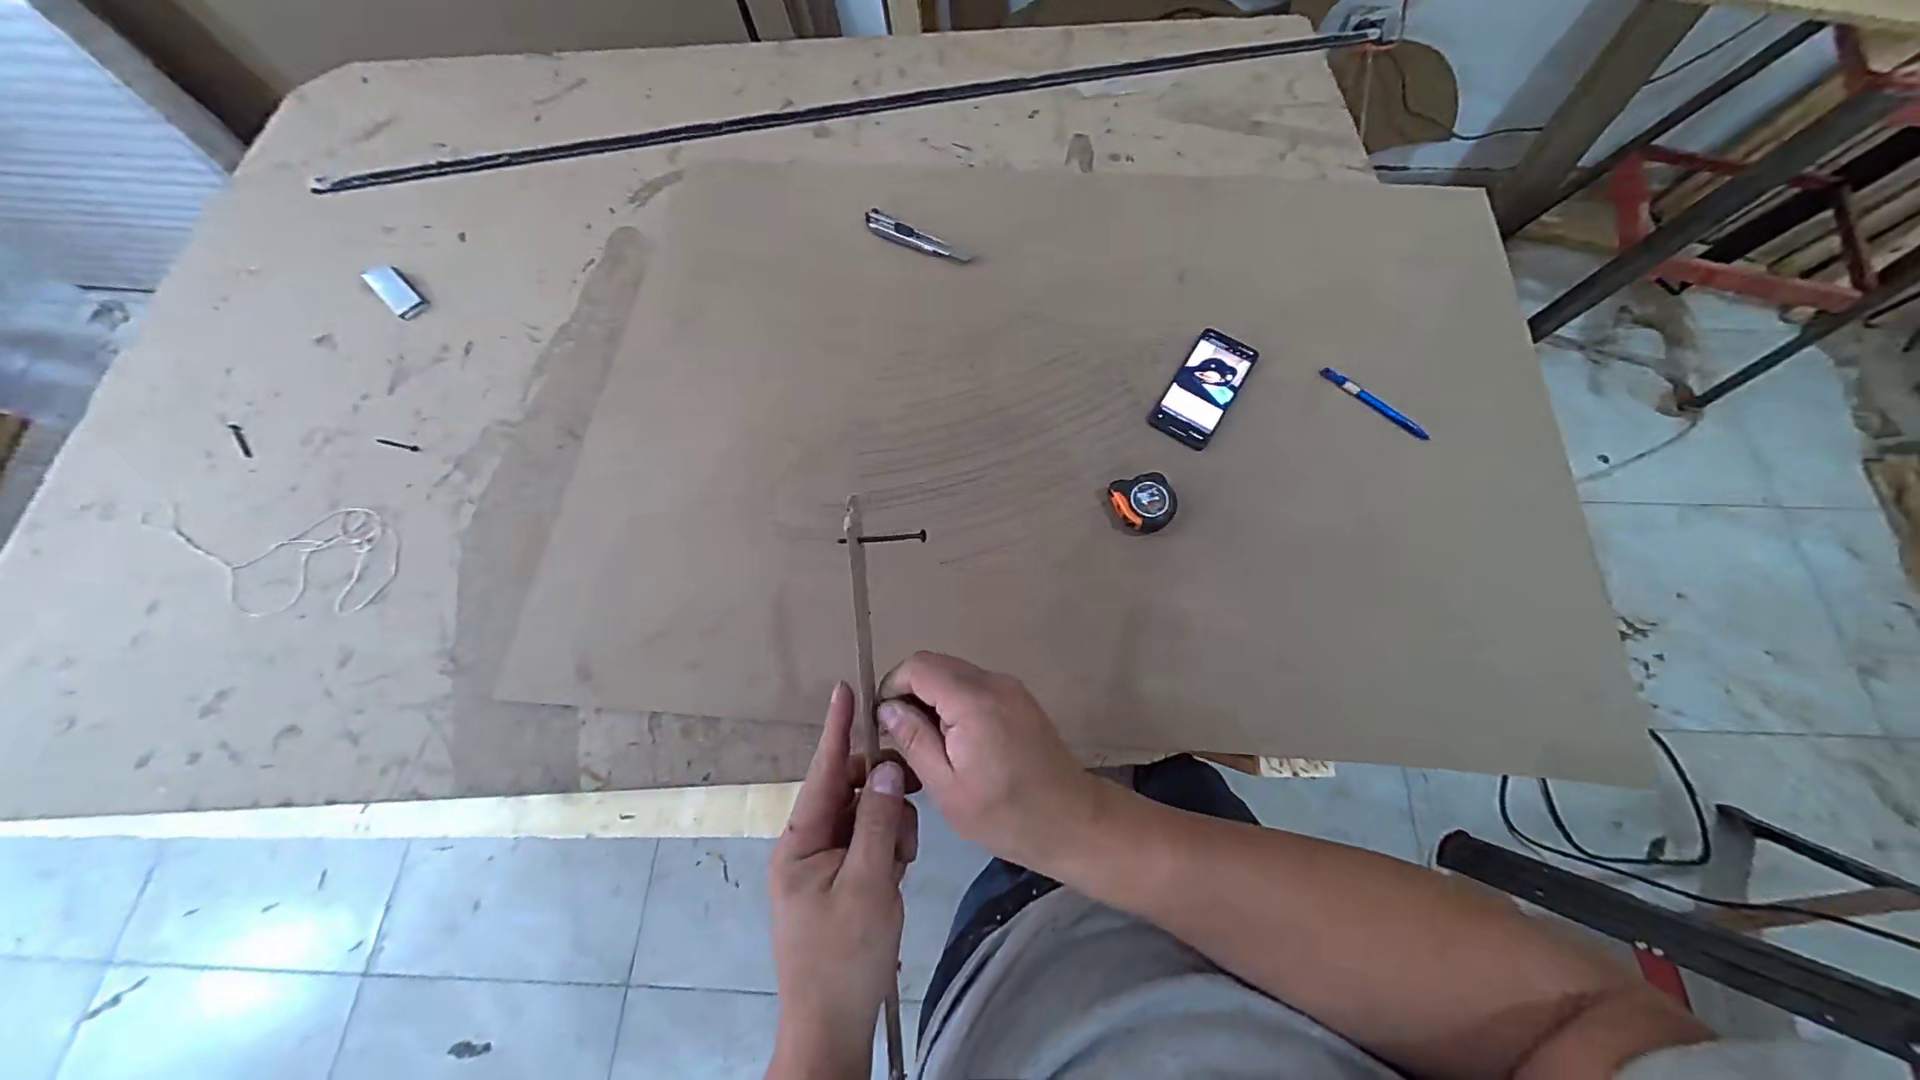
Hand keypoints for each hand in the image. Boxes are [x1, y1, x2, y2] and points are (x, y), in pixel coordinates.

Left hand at [767, 682, 916, 1079]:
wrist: (834, 1027)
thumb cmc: (844, 957)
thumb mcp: (868, 883)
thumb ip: (877, 820)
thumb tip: (886, 767)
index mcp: (800, 842)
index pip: (821, 771)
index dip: (835, 728)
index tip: (843, 689)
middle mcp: (809, 845)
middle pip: (850, 793)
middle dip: (881, 798)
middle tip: (905, 819)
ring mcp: (826, 864)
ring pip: (866, 816)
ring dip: (890, 829)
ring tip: (899, 865)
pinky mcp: (843, 880)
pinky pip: (870, 842)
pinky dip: (888, 849)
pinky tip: (897, 874)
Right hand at [878, 651, 1105, 872]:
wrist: (1072, 821)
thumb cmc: (1006, 815)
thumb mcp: (947, 787)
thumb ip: (914, 740)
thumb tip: (887, 708)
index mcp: (974, 701)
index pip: (918, 666)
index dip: (891, 686)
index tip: (884, 723)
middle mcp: (993, 682)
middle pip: (935, 664)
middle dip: (909, 691)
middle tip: (901, 735)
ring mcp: (1010, 687)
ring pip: (954, 672)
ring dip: (932, 696)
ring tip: (927, 742)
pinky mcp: (1019, 697)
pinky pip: (974, 685)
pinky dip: (954, 701)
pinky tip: (955, 740)